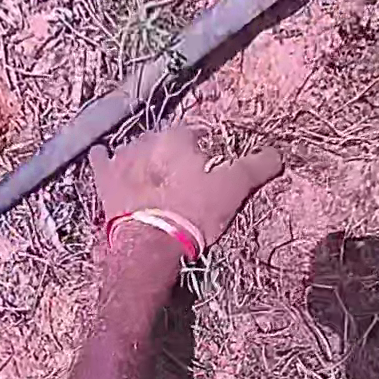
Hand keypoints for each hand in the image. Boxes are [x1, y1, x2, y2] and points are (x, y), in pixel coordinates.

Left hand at [88, 125, 283, 253]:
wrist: (150, 245)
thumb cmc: (192, 213)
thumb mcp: (233, 190)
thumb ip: (256, 168)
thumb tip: (278, 155)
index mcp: (178, 136)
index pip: (197, 133)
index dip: (205, 149)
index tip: (209, 166)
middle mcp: (147, 139)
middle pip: (165, 142)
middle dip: (173, 155)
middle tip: (182, 179)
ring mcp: (122, 159)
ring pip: (135, 149)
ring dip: (144, 158)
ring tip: (153, 178)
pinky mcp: (104, 181)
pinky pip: (100, 159)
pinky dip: (103, 158)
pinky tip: (102, 155)